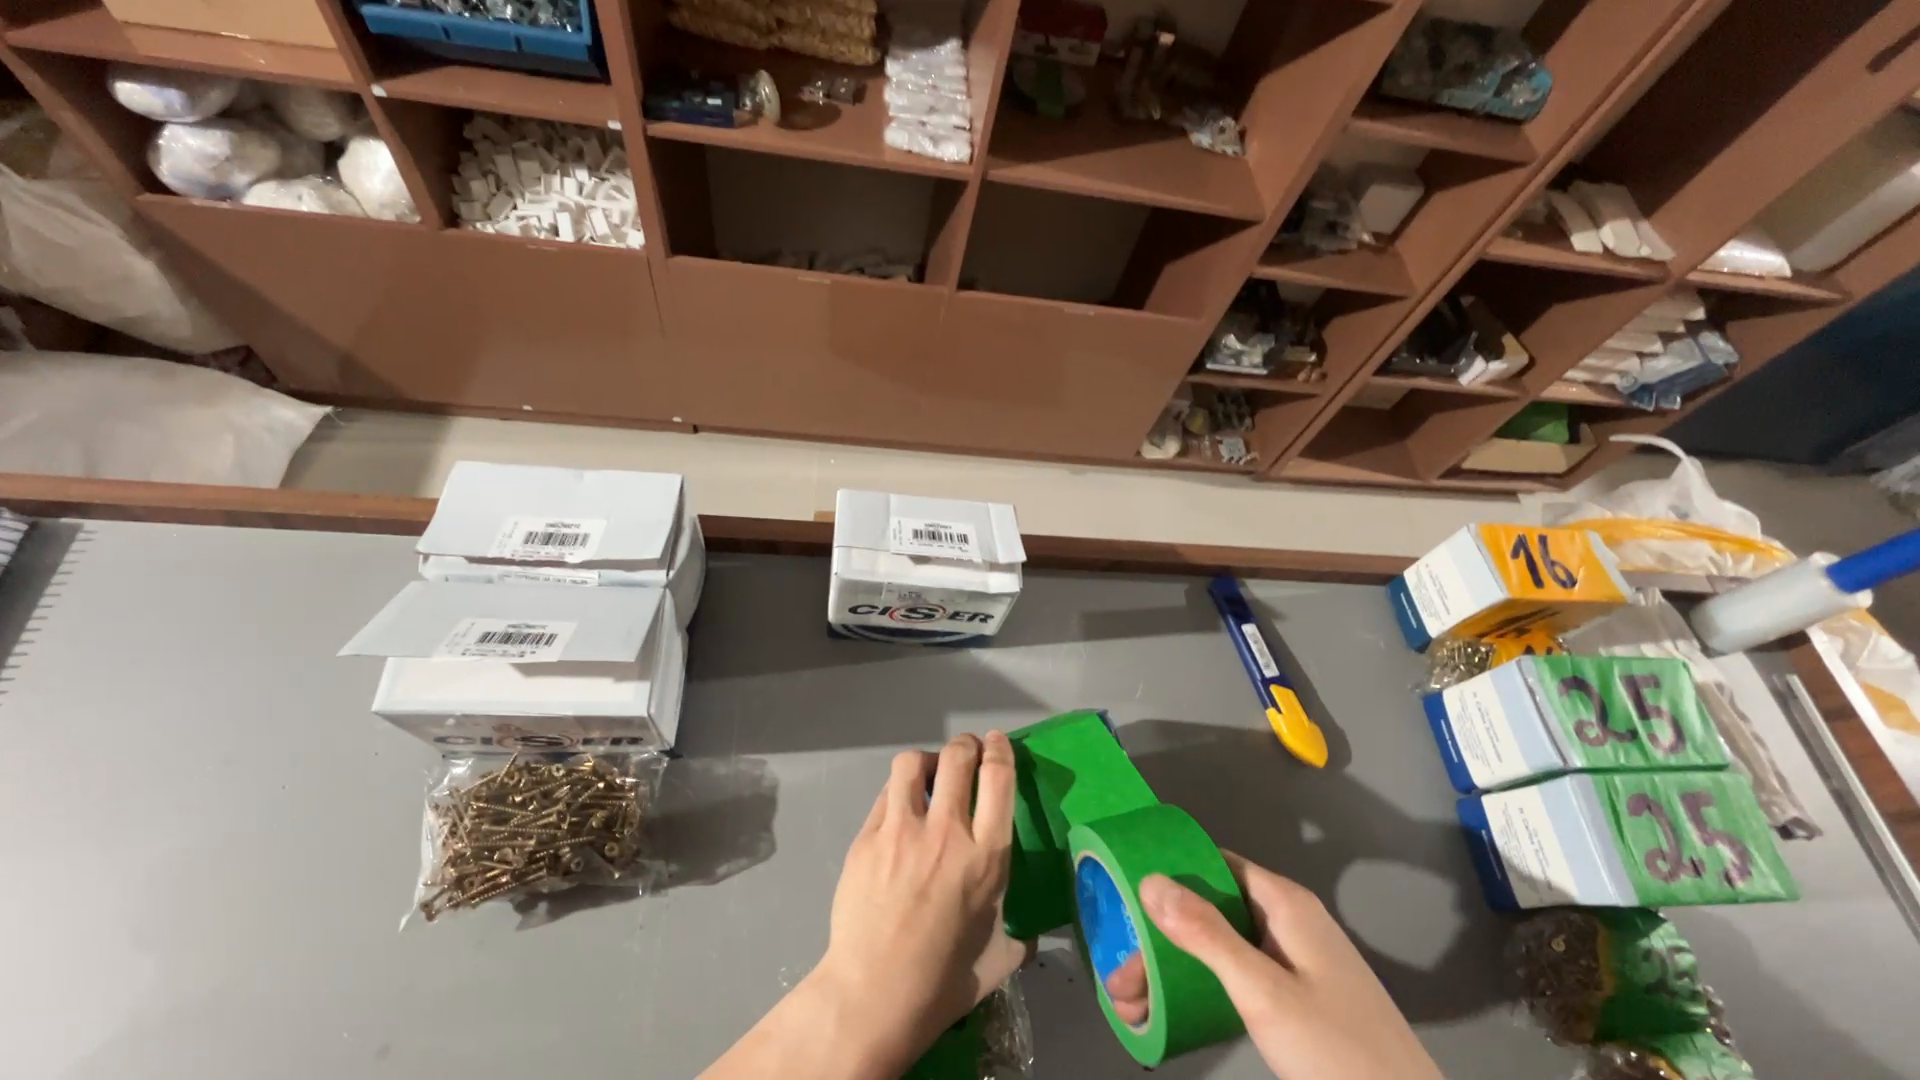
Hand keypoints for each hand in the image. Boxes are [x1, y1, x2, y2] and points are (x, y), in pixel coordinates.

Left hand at [813, 732, 1033, 1065]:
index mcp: (987, 856)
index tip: (998, 744)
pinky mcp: (867, 838)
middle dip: (965, 746)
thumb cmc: (944, 981)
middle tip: (967, 753)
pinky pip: (885, 794)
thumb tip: (1032, 934)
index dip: (1000, 751)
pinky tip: (901, 809)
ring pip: (912, 764)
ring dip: (927, 761)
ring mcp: (901, 831)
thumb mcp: (1000, 958)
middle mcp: (946, 832)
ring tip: (929, 774)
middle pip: (957, 757)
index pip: (998, 778)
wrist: (874, 992)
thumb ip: (1020, 936)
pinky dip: (898, 791)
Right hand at [1104, 851, 1441, 1079]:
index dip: (1170, 873)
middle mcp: (1286, 922)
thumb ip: (1207, 934)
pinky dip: (1199, 987)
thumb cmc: (1336, 1048)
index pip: (1215, 863)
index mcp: (1284, 904)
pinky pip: (1234, 975)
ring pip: (1217, 947)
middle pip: (1210, 910)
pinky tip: (1169, 1011)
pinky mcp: (1293, 997)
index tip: (1122, 894)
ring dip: (1173, 969)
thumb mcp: (1263, 990)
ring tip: (1130, 1006)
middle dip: (1160, 940)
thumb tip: (1150, 879)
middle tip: (1119, 981)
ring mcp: (1291, 960)